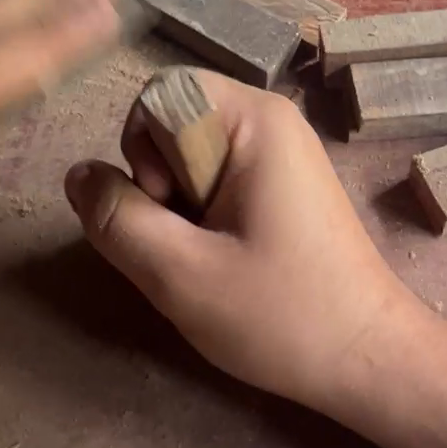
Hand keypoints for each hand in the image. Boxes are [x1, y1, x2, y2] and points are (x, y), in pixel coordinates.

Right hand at [64, 70, 425, 410]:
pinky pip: (217, 173)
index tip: (168, 205)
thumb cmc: (283, 314)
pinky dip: (204, 212)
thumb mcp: (182, 274)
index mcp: (255, 119)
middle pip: (174, 120)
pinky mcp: (282, 180)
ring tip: (208, 256)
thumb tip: (77, 174)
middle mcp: (270, 118)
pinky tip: (225, 257)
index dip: (144, 146)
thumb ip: (118, 219)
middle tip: (188, 240)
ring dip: (178, 203)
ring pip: (190, 152)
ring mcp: (280, 148)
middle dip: (159, 179)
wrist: (369, 356)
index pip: (162, 91)